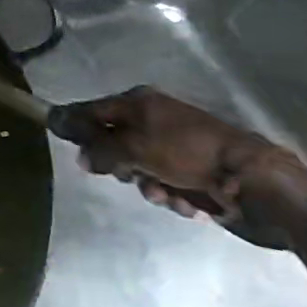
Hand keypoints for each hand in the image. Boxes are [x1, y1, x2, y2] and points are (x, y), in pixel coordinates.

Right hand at [66, 85, 297, 221]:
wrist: (253, 181)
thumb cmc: (188, 154)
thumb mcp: (136, 148)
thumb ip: (102, 150)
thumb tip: (81, 156)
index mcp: (139, 103)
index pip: (93, 109)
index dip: (73, 120)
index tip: (53, 129)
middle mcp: (155, 120)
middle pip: (116, 144)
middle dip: (122, 166)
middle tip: (130, 175)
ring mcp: (177, 148)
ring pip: (142, 170)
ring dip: (151, 187)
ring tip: (169, 195)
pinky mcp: (195, 174)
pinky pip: (168, 186)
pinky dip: (175, 197)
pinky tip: (191, 204)